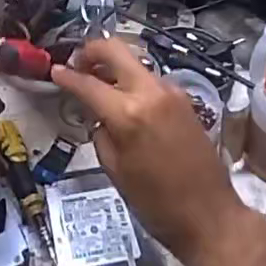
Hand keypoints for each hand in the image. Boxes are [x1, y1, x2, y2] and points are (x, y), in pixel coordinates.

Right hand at [51, 38, 265, 265]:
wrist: (210, 215)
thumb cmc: (157, 204)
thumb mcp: (116, 171)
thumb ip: (101, 133)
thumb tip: (96, 114)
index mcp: (129, 113)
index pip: (89, 83)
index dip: (67, 76)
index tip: (55, 71)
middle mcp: (150, 91)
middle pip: (116, 49)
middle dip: (92, 51)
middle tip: (77, 65)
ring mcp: (170, 90)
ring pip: (134, 62)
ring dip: (113, 66)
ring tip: (98, 84)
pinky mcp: (184, 97)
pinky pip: (150, 79)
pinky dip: (133, 81)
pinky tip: (125, 100)